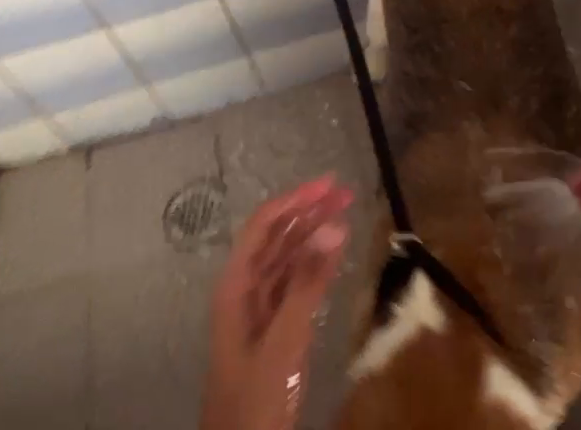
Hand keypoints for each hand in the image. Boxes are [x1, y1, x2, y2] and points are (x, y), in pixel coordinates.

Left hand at [201, 176, 353, 429]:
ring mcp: (258, 312)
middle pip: (275, 239)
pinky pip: (293, 285)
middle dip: (308, 212)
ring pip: (286, 260)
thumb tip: (333, 227)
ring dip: (312, 235)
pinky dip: (314, 266)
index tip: (327, 184)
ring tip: (344, 213)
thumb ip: (307, 284)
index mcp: (236, 286)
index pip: (263, 228)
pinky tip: (332, 256)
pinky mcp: (273, 331)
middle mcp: (244, 291)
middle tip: (345, 193)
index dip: (294, 201)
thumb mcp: (284, 340)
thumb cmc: (255, 397)